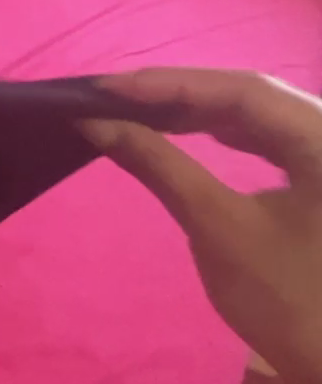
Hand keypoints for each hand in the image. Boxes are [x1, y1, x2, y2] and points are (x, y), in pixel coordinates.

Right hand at [83, 69, 321, 383]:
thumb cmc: (292, 300)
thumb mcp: (216, 224)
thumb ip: (155, 162)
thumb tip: (90, 120)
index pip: (247, 92)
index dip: (169, 83)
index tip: (103, 90)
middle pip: (262, 96)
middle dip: (182, 91)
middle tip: (112, 97)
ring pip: (272, 113)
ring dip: (203, 108)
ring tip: (141, 111)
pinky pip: (285, 137)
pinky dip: (232, 129)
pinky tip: (197, 131)